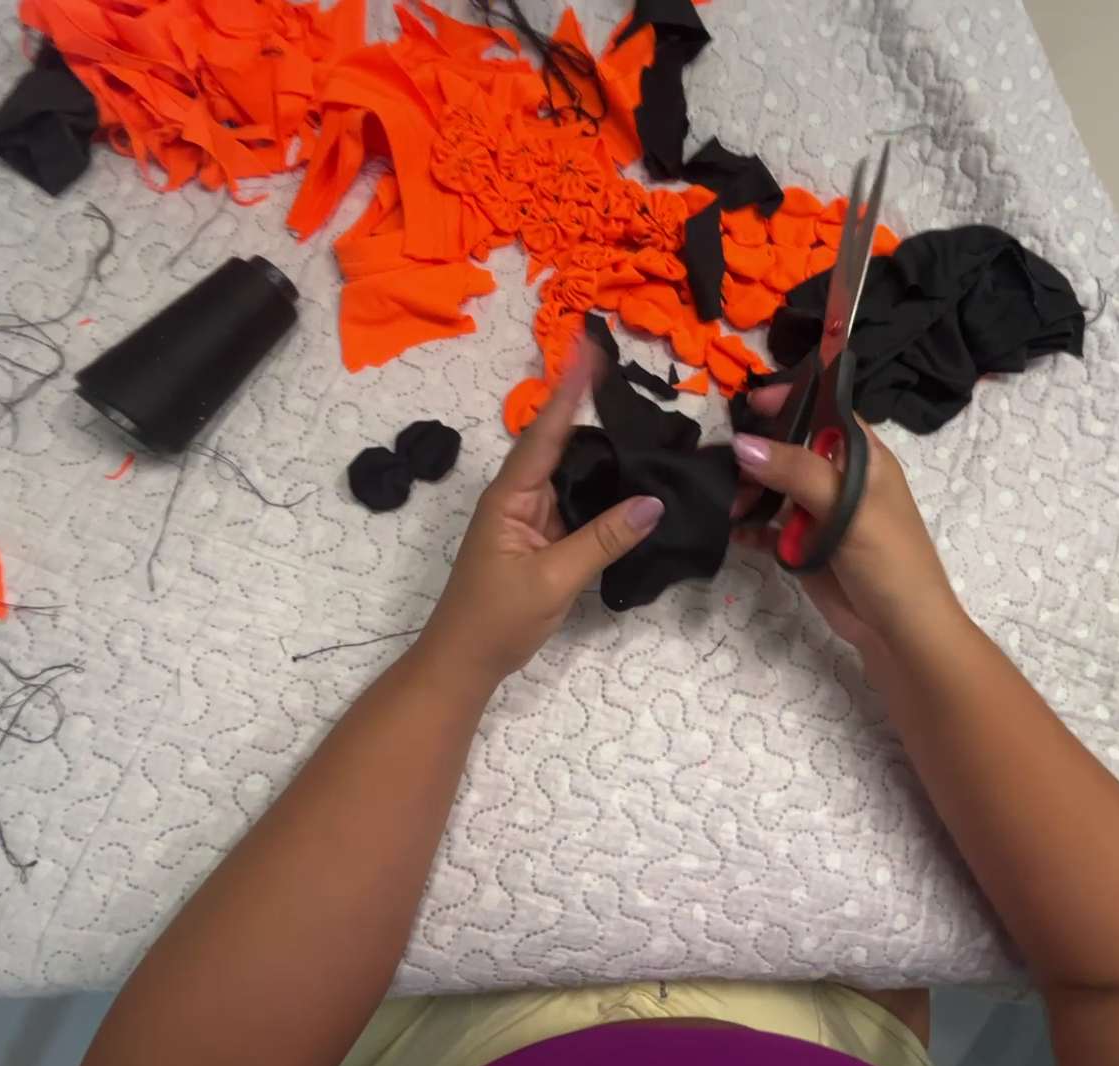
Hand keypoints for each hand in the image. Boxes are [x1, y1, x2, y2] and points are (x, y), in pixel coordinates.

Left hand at [419, 349, 663, 685]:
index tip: (587, 350)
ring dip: (603, 456)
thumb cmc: (496, 619)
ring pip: (573, 476)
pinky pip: (578, 505)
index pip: (545, 434)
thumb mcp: (552, 579)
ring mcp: (534, 518)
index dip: (568, 393)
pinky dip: (604, 492)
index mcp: (512, 497)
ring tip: (646, 430)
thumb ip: (603, 541)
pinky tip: (632, 485)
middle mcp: (522, 497)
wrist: (466, 662)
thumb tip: (652, 503)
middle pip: (561, 447)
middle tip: (633, 388)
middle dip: (592, 415)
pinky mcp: (545, 539)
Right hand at [730, 385, 962, 680]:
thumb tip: (743, 444)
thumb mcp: (847, 508)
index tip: (752, 403)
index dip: (794, 401)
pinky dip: (748, 527)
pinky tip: (731, 531)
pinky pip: (767, 528)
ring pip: (773, 488)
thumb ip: (797, 473)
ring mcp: (818, 514)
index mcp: (862, 460)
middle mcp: (838, 481)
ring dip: (747, 493)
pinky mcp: (802, 545)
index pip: (826, 413)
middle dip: (757, 453)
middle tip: (723, 463)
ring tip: (728, 505)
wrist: (898, 630)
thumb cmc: (888, 560)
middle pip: (790, 451)